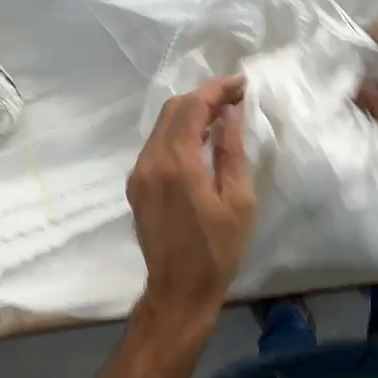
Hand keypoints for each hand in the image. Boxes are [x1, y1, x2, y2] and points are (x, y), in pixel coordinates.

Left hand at [127, 76, 256, 322]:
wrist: (179, 292)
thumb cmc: (218, 250)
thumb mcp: (238, 200)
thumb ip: (232, 150)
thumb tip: (232, 112)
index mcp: (176, 164)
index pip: (192, 107)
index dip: (217, 89)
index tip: (241, 84)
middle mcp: (150, 163)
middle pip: (173, 110)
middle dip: (204, 97)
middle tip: (235, 98)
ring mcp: (138, 175)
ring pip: (162, 126)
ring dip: (190, 113)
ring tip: (222, 115)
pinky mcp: (136, 186)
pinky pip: (157, 145)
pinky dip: (178, 132)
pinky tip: (201, 140)